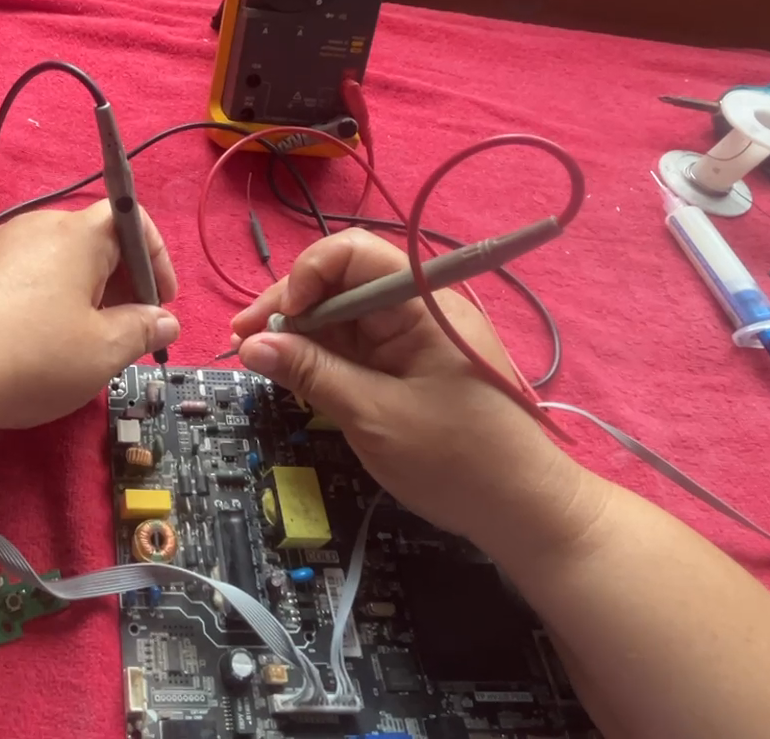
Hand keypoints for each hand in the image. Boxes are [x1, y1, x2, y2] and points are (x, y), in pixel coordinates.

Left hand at [0, 199, 180, 442]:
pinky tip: (30, 341)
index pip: (131, 219)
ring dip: (81, 292)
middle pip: (92, 240)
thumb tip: (165, 321)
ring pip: (54, 259)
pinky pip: (19, 273)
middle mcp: (33, 226)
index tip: (160, 304)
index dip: (157, 259)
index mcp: (74, 234)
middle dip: (121, 281)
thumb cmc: (28, 358)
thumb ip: (141, 330)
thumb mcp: (101, 352)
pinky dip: (41, 298)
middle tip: (124, 331)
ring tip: (77, 341)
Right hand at [231, 229, 604, 559]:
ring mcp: (410, 332)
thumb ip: (311, 373)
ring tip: (254, 356)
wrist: (528, 515)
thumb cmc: (459, 462)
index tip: (277, 321)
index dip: (305, 276)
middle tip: (241, 341)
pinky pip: (350, 340)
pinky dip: (316, 353)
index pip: (352, 254)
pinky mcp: (405, 358)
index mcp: (421, 303)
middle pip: (337, 281)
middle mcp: (414, 306)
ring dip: (295, 331)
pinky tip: (288, 368)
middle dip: (286, 306)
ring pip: (337, 312)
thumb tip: (250, 346)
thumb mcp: (373, 416)